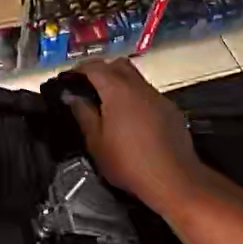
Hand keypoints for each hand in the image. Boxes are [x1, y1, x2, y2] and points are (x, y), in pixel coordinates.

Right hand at [64, 59, 208, 212]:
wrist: (172, 178)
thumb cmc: (128, 162)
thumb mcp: (96, 142)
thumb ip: (83, 114)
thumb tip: (71, 96)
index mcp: (117, 90)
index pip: (95, 67)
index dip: (80, 70)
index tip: (70, 78)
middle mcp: (139, 87)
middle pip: (119, 65)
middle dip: (102, 70)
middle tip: (88, 87)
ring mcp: (158, 97)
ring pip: (137, 79)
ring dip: (121, 84)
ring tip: (109, 104)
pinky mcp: (171, 110)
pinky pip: (150, 95)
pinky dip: (137, 98)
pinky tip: (133, 119)